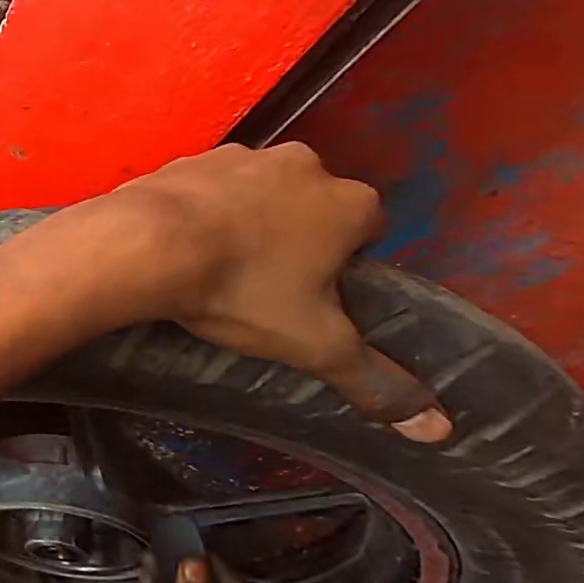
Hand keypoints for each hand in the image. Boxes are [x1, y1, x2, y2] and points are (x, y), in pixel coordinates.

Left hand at [79, 143, 450, 442]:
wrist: (147, 245)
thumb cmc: (241, 289)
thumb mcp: (312, 343)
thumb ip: (374, 379)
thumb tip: (436, 428)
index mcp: (347, 202)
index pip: (366, 233)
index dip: (339, 267)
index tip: (306, 296)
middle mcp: (301, 164)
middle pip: (309, 209)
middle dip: (292, 241)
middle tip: (258, 284)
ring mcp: (240, 155)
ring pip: (256, 195)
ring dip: (244, 223)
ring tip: (213, 266)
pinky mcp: (190, 158)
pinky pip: (207, 188)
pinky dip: (201, 211)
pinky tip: (180, 243)